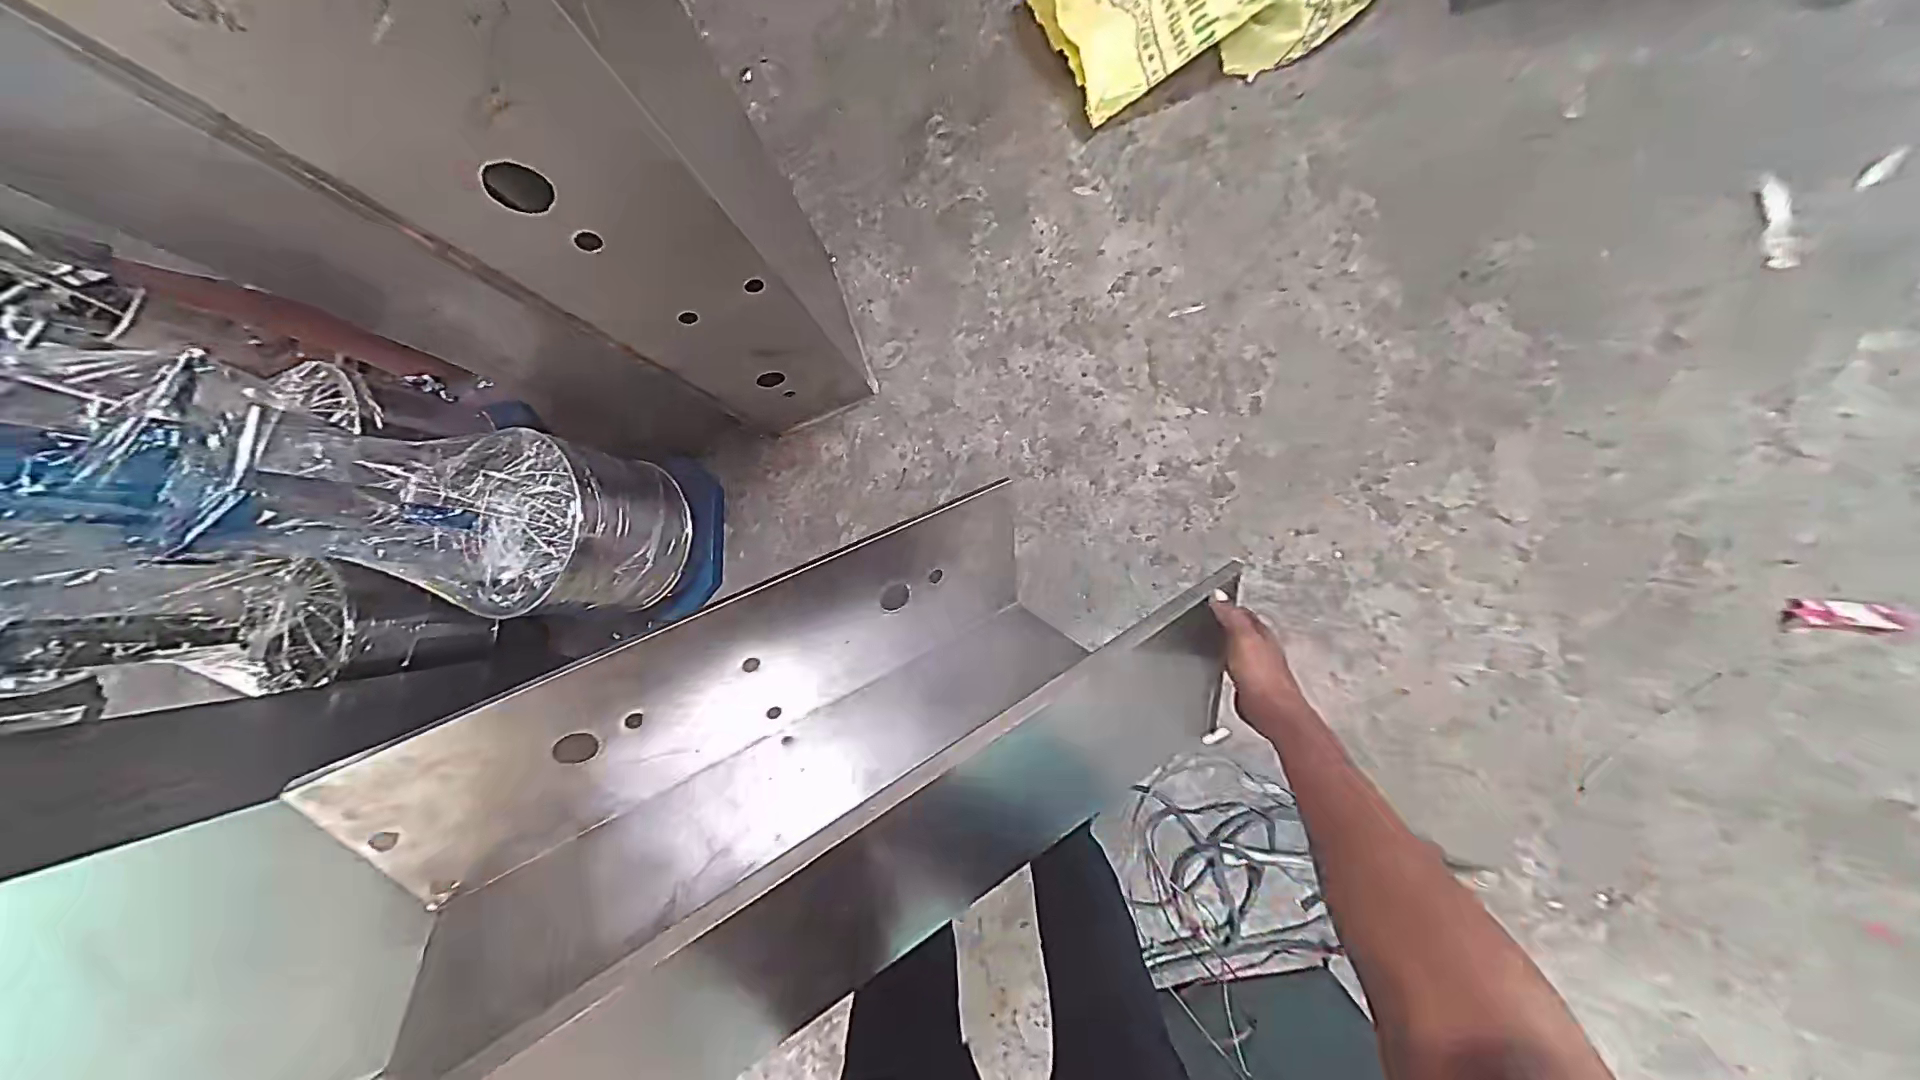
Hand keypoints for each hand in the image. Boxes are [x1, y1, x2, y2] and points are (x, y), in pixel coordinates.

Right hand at [1210, 599, 1311, 725]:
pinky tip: (1223, 664)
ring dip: (1229, 642)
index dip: (1228, 606)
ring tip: (1216, 638)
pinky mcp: (1251, 683)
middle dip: (1229, 623)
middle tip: (1214, 617)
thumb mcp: (1241, 637)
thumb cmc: (1261, 676)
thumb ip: (1229, 615)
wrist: (1271, 710)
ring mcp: (1258, 666)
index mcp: (1262, 633)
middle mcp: (1263, 648)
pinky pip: (1237, 666)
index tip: (1214, 601)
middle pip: (1244, 629)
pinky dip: (1229, 661)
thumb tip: (1218, 595)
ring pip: (1241, 647)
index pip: (1243, 612)